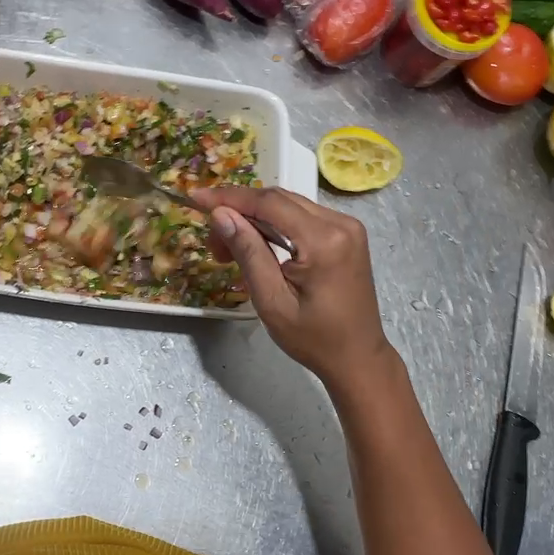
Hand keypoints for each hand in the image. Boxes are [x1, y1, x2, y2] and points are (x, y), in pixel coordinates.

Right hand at [188, 185, 393, 384]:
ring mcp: (347, 226)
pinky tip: (258, 245)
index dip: (229, 197)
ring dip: (255, 218)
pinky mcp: (347, 234)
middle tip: (213, 241)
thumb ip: (248, 253)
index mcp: (324, 240)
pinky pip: (303, 217)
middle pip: (279, 199)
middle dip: (239, 211)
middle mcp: (340, 223)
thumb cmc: (313, 338)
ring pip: (290, 205)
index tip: (196, 198)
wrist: (357, 356)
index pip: (269, 203)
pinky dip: (275, 225)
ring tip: (229, 247)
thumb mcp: (272, 301)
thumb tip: (221, 215)